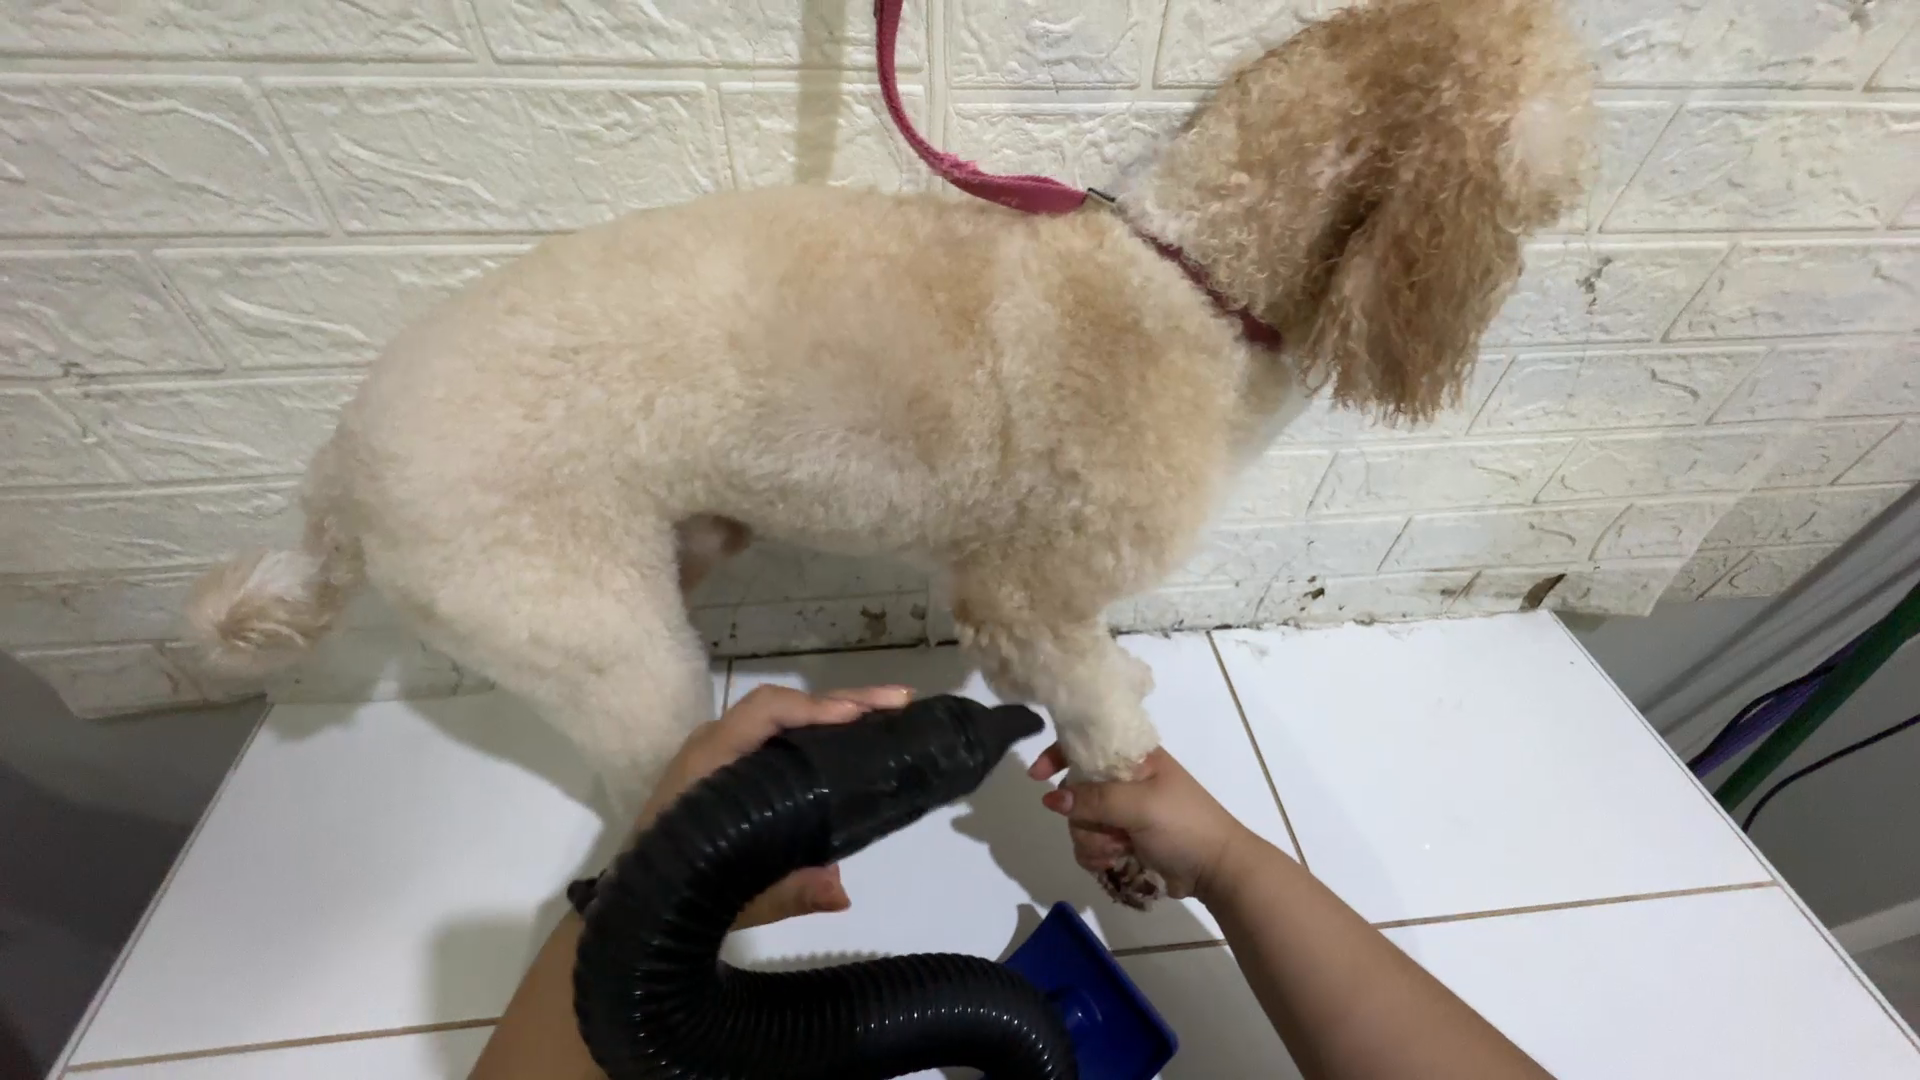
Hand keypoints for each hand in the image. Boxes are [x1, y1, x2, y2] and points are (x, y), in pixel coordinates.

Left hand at [636, 683, 912, 928]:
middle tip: (899, 701)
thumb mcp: (737, 898)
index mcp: (710, 764)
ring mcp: (727, 749)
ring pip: (788, 714)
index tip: (856, 716)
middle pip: (785, 705)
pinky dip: (821, 727)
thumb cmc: (681, 895)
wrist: (637, 904)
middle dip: (844, 701)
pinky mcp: (738, 762)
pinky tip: (856, 736)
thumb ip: (788, 893)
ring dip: (837, 710)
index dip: (811, 710)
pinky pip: (783, 731)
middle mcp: (718, 744)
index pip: (763, 713)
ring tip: (889, 713)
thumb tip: (843, 892)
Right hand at [1029, 744, 1252, 900]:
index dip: (1058, 755)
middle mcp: (1122, 781)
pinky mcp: (1120, 841)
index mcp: (1133, 758)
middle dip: (1083, 815)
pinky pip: (1088, 845)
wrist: (1217, 870)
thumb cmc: (1185, 824)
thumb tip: (1051, 799)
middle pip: (1075, 791)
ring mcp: (1121, 813)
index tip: (1037, 775)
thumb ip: (1094, 799)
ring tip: (1118, 849)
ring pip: (1079, 822)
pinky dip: (1097, 855)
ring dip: (1092, 840)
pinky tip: (1116, 862)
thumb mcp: (1140, 805)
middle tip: (1108, 828)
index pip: (1086, 744)